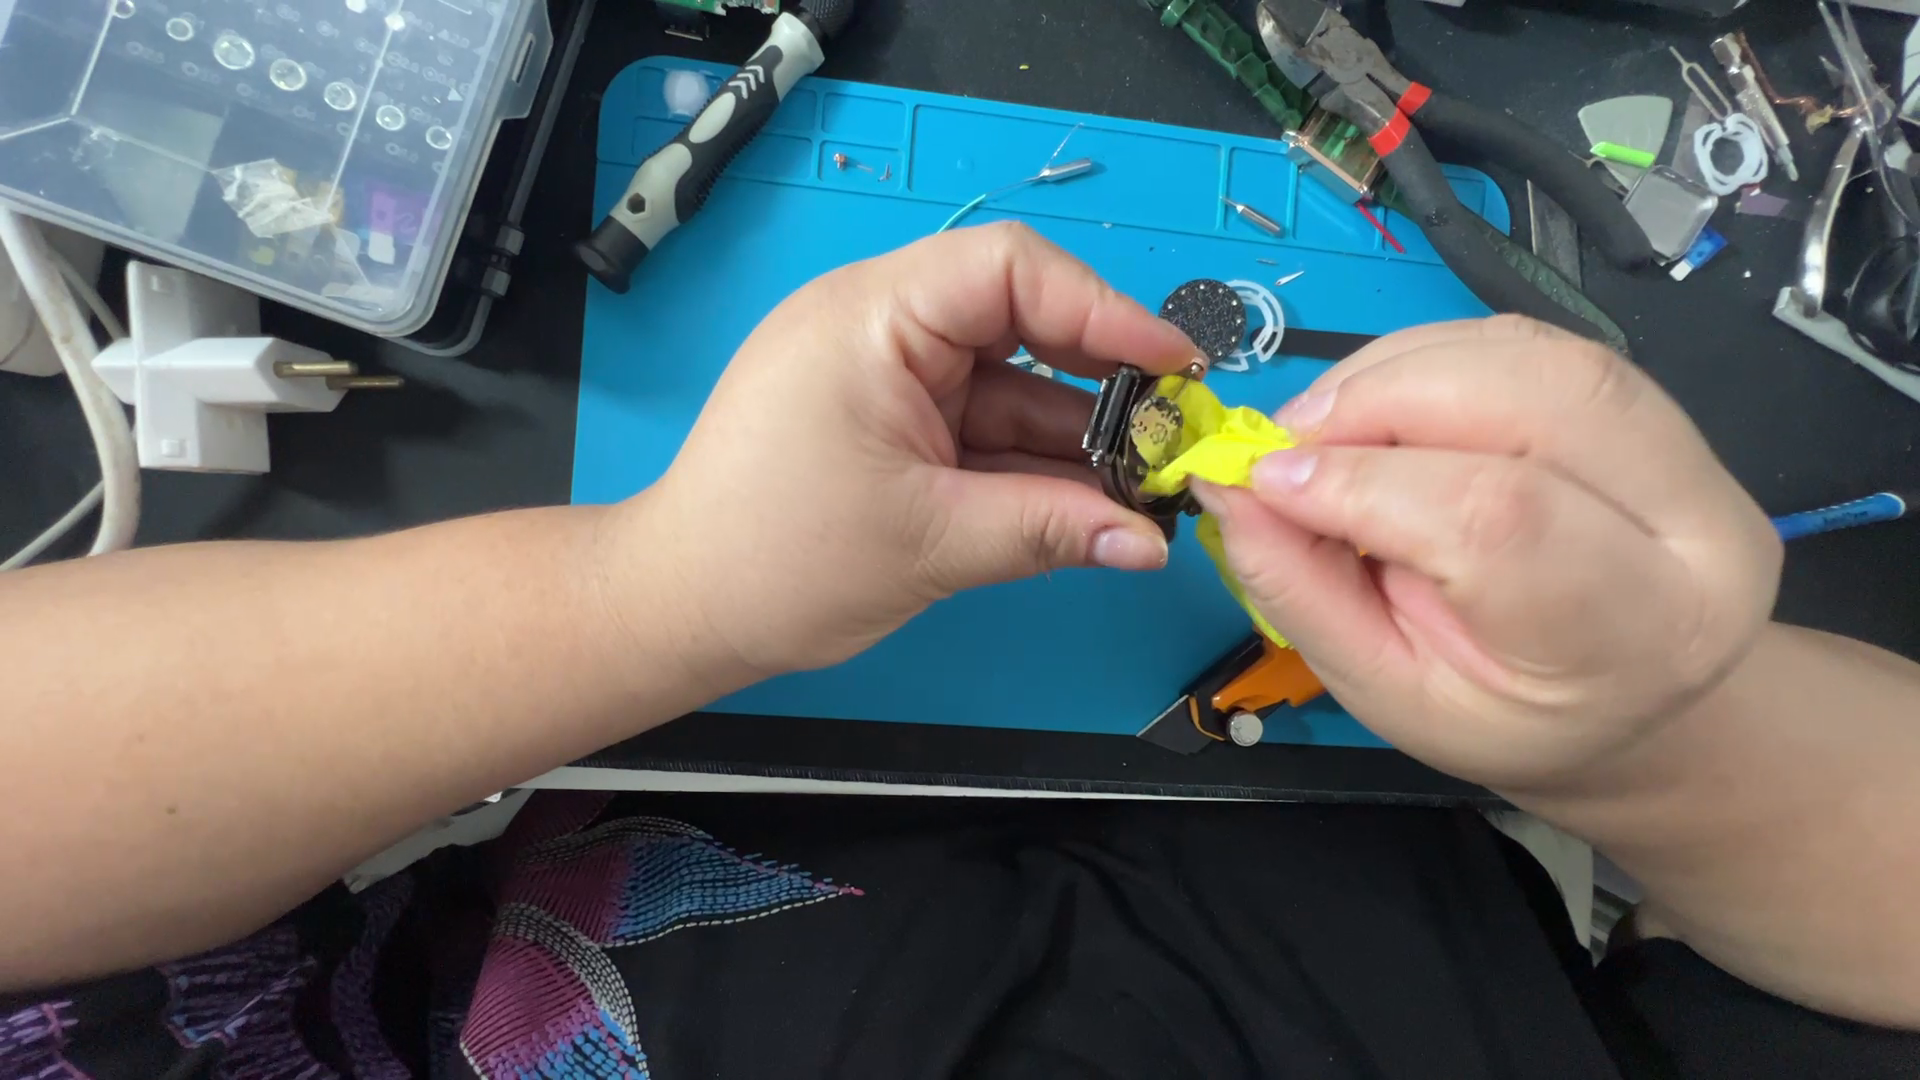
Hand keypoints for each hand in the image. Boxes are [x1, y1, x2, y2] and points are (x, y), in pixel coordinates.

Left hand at [615, 224, 1203, 680]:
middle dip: (1099, 383)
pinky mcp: (898, 429)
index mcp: (872, 319)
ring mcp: (892, 382)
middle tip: (1168, 435)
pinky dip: (1034, 467)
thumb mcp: (930, 543)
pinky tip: (1092, 504)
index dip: (1101, 309)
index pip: (1006, 270)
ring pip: (1008, 391)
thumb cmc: (781, 564)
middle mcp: (883, 330)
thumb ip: (1049, 532)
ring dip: (1074, 440)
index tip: (1172, 366)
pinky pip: (982, 433)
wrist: (688, 611)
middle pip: (1019, 327)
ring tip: (1146, 487)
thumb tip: (1150, 545)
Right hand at [1194, 317, 1782, 791]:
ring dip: (1387, 370)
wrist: (1618, 697)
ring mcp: (1681, 445)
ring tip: (1319, 426)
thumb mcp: (1377, 683)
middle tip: (1287, 443)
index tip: (1262, 483)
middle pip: (1533, 394)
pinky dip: (1413, 358)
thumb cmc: (1490, 710)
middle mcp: (1688, 519)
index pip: (1498, 518)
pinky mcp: (1640, 401)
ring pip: (1524, 350)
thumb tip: (1225, 486)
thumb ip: (1297, 587)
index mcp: (1630, 631)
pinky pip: (1515, 342)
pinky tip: (1367, 407)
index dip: (1360, 484)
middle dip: (1376, 399)